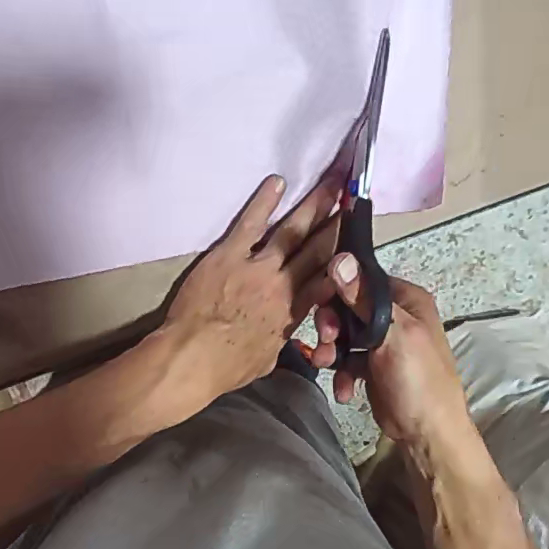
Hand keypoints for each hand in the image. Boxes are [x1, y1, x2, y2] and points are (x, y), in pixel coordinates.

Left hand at [155, 173, 341, 404]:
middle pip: (317, 248)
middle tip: (352, 196)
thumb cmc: (227, 366)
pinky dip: (264, 201)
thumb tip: (284, 328)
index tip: (355, 237)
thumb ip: (280, 336)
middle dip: (337, 220)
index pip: (326, 278)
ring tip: (331, 182)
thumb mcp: (268, 358)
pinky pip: (249, 223)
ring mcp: (256, 266)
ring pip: (291, 230)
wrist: (193, 357)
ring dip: (313, 204)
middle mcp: (283, 284)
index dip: (343, 256)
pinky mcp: (228, 255)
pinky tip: (277, 181)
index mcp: (293, 311)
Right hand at [314, 259, 471, 445]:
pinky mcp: (372, 365)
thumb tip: (340, 259)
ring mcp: (383, 341)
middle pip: (348, 307)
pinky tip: (344, 388)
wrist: (426, 433)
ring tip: (328, 366)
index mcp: (406, 299)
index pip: (362, 279)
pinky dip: (341, 372)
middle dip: (331, 326)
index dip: (337, 290)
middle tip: (326, 341)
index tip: (320, 305)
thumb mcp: (391, 334)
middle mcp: (395, 315)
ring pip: (343, 334)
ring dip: (331, 351)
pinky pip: (347, 359)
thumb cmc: (417, 378)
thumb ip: (363, 298)